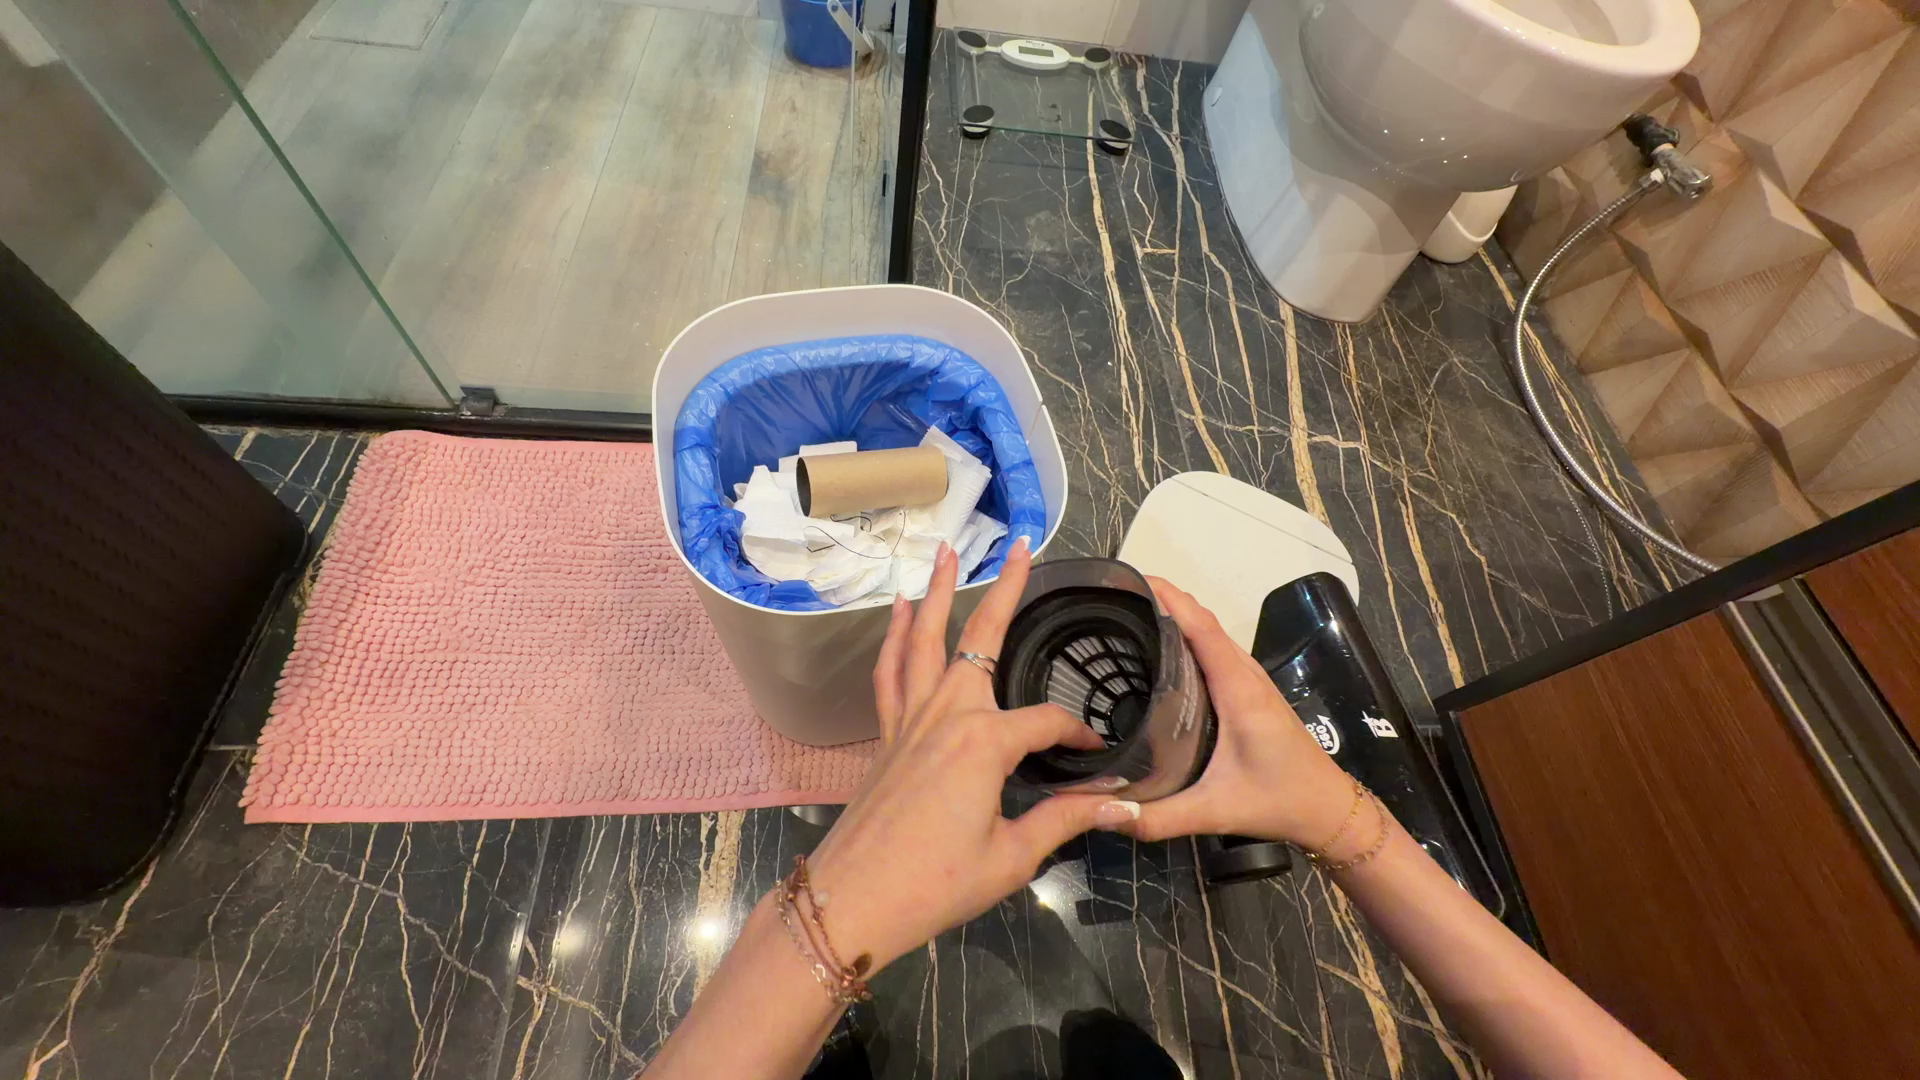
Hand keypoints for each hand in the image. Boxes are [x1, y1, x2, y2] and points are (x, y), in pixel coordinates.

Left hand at [804, 538, 1137, 972]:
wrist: (853, 899)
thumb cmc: (937, 882)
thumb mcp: (1011, 857)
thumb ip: (1064, 820)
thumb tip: (1123, 805)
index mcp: (985, 742)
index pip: (1047, 724)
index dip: (1077, 736)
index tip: (1097, 755)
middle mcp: (947, 712)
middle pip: (981, 638)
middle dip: (1004, 590)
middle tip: (1019, 547)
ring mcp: (911, 717)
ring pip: (924, 639)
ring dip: (936, 592)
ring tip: (944, 552)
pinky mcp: (888, 730)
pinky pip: (891, 670)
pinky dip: (894, 636)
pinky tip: (897, 611)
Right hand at [1113, 578, 1355, 848]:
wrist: (1330, 810)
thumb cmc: (1278, 801)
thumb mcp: (1214, 812)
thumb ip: (1158, 817)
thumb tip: (1100, 811)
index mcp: (1238, 690)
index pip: (1201, 627)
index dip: (1169, 598)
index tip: (1131, 581)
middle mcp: (1244, 673)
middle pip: (1200, 620)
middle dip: (1160, 600)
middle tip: (1112, 600)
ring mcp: (1248, 678)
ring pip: (1207, 632)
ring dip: (1173, 615)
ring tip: (1127, 617)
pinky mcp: (1247, 688)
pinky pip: (1212, 647)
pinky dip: (1185, 634)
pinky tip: (1158, 651)